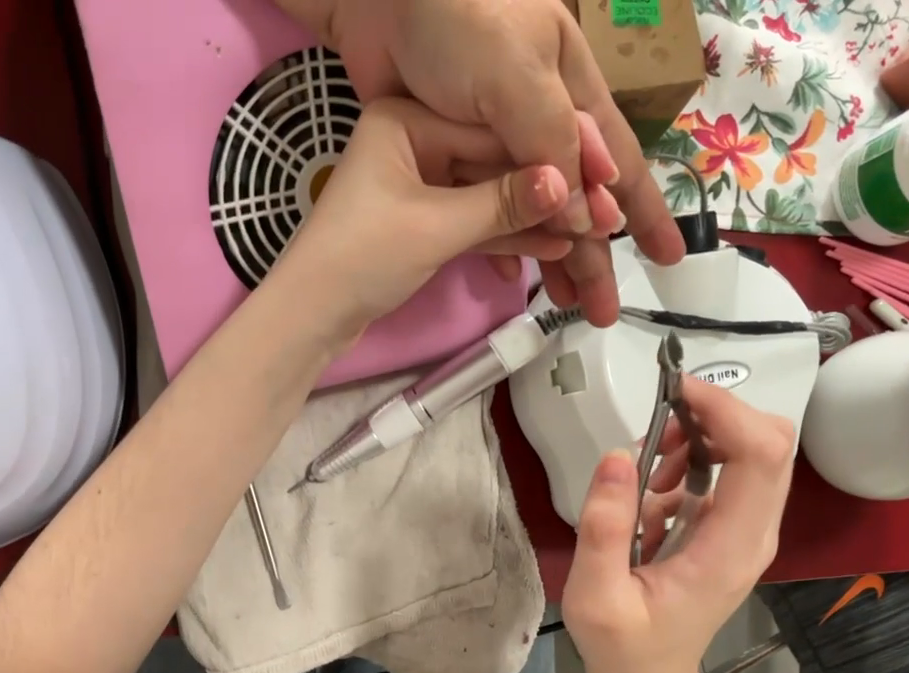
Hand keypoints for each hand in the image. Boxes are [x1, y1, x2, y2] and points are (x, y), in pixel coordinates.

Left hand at [271, 97, 581, 341]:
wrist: (304, 317)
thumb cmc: (358, 257)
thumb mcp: (435, 225)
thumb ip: (505, 203)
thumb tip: (573, 194)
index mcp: (410, 119)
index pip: (500, 132)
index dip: (554, 164)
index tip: (601, 195)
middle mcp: (415, 140)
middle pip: (500, 165)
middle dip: (551, 199)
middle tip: (604, 228)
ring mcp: (415, 182)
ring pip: (489, 197)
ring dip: (534, 224)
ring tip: (583, 249)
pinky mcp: (415, 221)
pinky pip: (471, 221)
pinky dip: (504, 237)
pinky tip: (548, 252)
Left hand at [290, 0, 688, 325]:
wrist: (376, 1)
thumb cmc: (456, 28)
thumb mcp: (515, 84)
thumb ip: (552, 149)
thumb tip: (588, 217)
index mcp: (563, 90)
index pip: (611, 160)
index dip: (638, 210)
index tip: (665, 258)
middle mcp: (530, 119)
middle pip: (569, 197)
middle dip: (591, 253)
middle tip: (605, 309)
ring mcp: (484, 143)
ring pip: (526, 209)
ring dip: (547, 256)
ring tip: (567, 305)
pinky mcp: (441, 161)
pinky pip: (478, 212)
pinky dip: (495, 243)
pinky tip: (511, 276)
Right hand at [561, 378, 795, 672]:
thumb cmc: (622, 647)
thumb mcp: (595, 596)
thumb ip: (604, 528)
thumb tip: (616, 456)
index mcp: (730, 549)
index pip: (761, 454)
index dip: (725, 410)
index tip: (672, 393)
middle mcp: (753, 534)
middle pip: (769, 443)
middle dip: (711, 420)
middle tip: (652, 437)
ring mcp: (747, 532)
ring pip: (751, 452)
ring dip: (697, 442)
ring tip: (643, 474)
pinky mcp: (731, 531)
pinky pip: (728, 474)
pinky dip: (690, 464)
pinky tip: (650, 498)